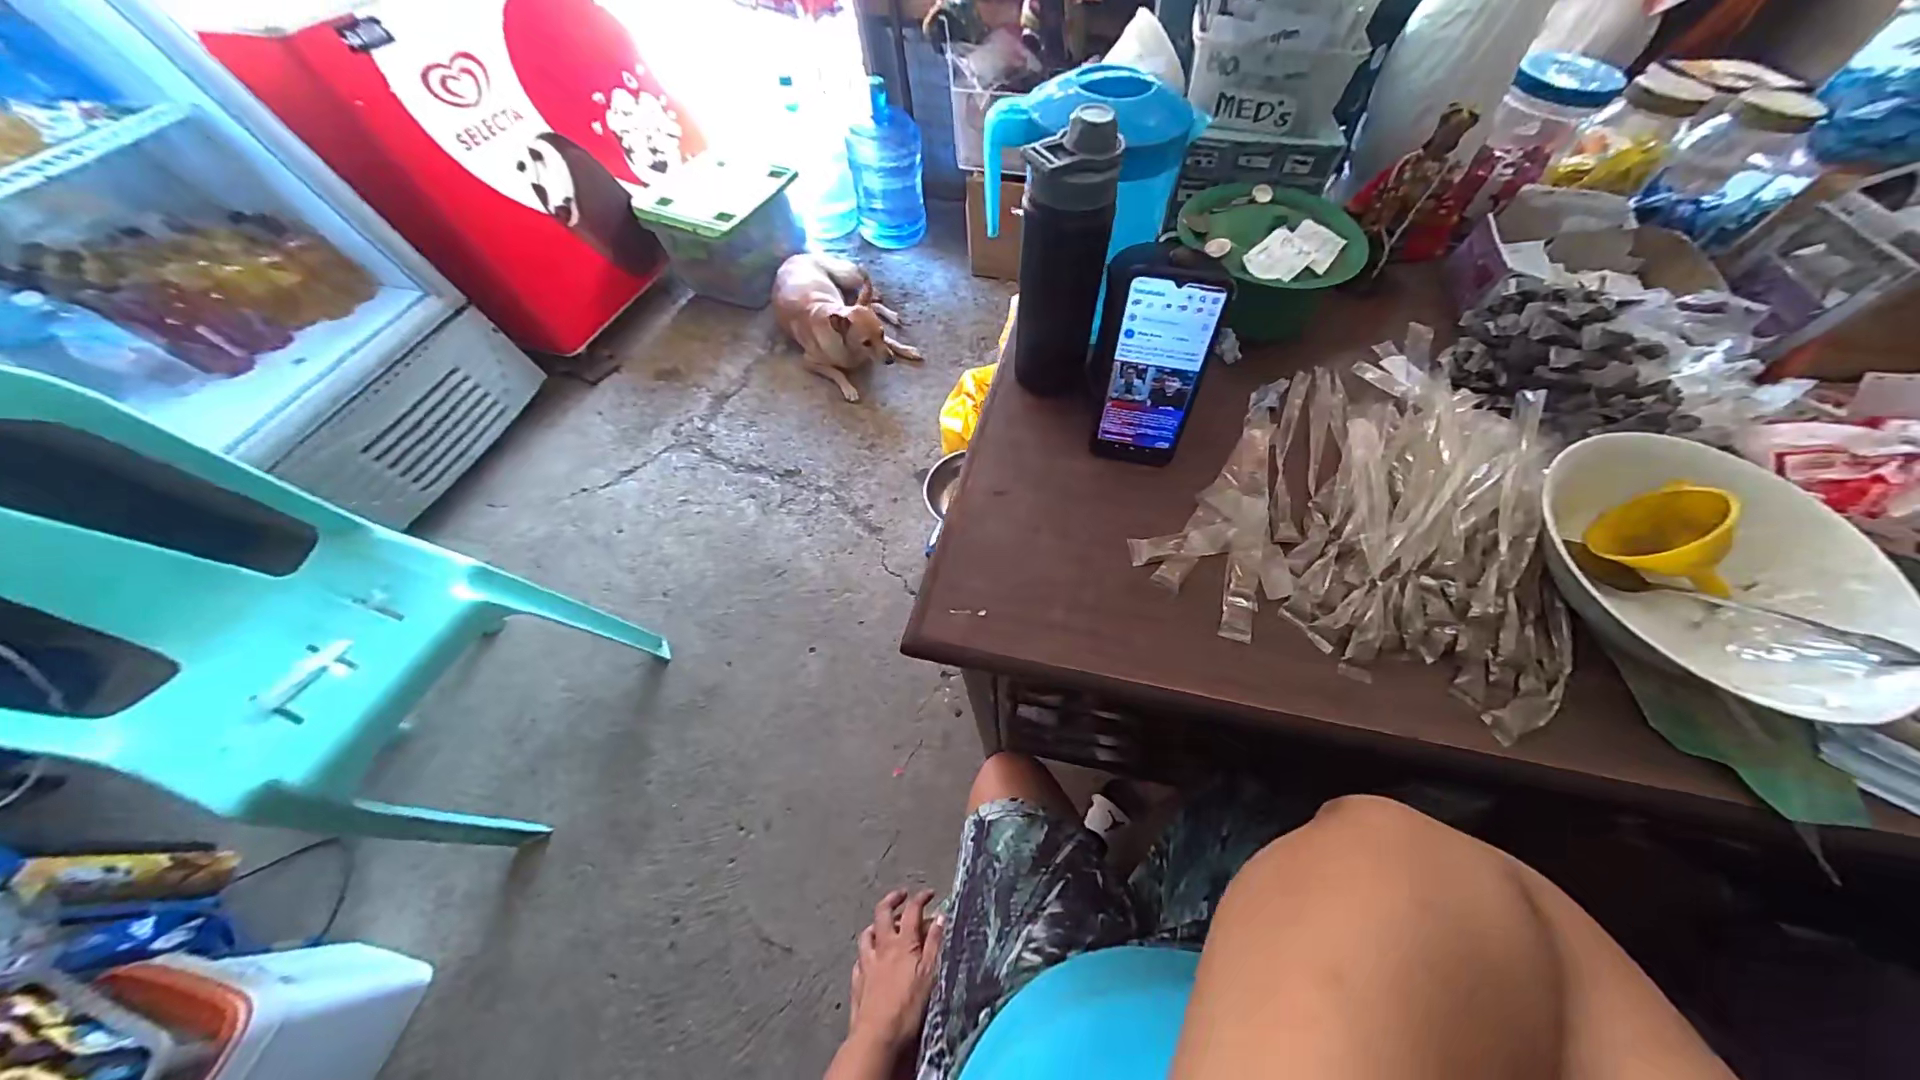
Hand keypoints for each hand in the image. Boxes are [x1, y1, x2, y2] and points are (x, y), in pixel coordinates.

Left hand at [848, 888, 943, 1055]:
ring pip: (867, 933)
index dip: (921, 898)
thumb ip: (934, 944)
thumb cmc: (908, 1007)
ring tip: (882, 924)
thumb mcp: (929, 974)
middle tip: (902, 895)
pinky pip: (859, 958)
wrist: (877, 1037)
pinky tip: (869, 958)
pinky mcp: (857, 981)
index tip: (929, 893)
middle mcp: (883, 947)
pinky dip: (866, 952)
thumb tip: (940, 916)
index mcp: (903, 943)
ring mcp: (867, 963)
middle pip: (883, 912)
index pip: (912, 910)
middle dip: (893, 899)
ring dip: (876, 925)